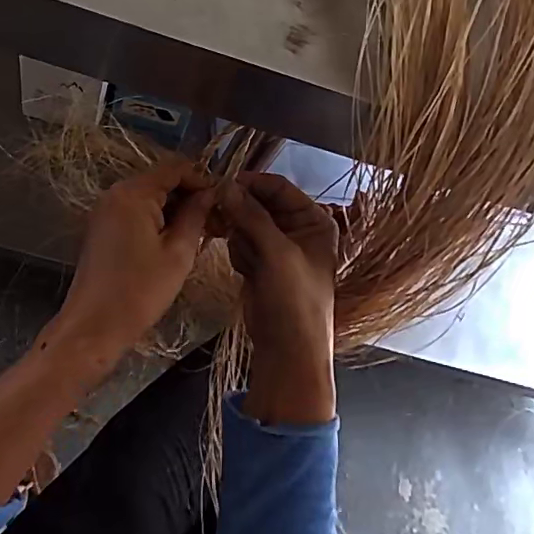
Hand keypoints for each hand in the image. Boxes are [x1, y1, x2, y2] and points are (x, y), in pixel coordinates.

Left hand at [55, 158, 215, 357]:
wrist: (93, 328)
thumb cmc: (140, 291)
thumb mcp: (178, 253)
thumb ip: (196, 215)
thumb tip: (210, 193)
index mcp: (133, 193)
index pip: (175, 168)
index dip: (203, 180)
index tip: (223, 202)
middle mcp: (116, 194)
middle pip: (162, 181)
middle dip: (191, 197)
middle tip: (218, 222)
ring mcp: (106, 211)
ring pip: (151, 198)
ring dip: (177, 210)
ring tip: (204, 235)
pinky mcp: (103, 229)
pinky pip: (138, 213)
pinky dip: (160, 221)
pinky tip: (178, 242)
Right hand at [218, 172, 338, 424]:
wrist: (288, 350)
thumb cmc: (294, 300)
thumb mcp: (277, 254)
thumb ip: (252, 217)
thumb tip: (227, 186)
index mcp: (314, 220)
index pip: (279, 187)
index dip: (252, 183)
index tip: (223, 184)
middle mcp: (297, 229)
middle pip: (259, 203)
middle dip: (241, 213)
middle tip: (218, 216)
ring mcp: (278, 247)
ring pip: (245, 222)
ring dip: (239, 236)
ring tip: (246, 259)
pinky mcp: (261, 263)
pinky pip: (241, 243)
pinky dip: (239, 252)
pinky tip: (246, 271)